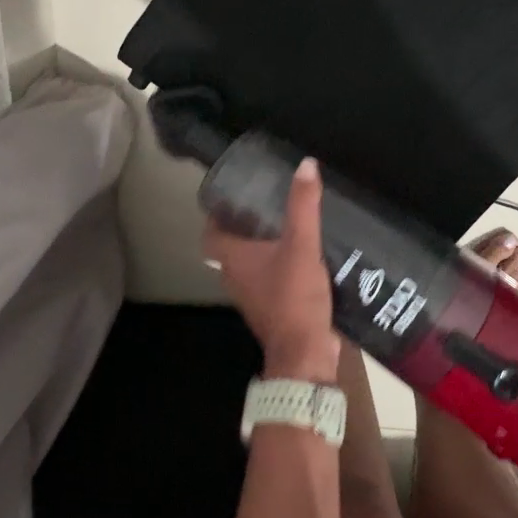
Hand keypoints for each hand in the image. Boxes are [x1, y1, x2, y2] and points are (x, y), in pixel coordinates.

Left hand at [204, 157, 339, 380]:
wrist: (306, 352)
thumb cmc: (294, 297)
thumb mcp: (302, 245)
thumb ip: (303, 206)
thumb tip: (305, 164)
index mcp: (233, 259)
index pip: (211, 233)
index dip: (217, 214)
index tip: (233, 196)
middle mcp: (236, 278)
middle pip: (230, 247)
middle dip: (244, 226)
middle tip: (264, 204)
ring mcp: (254, 296)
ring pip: (251, 265)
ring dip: (263, 248)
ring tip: (285, 224)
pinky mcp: (274, 309)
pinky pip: (271, 280)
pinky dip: (280, 266)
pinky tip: (304, 255)